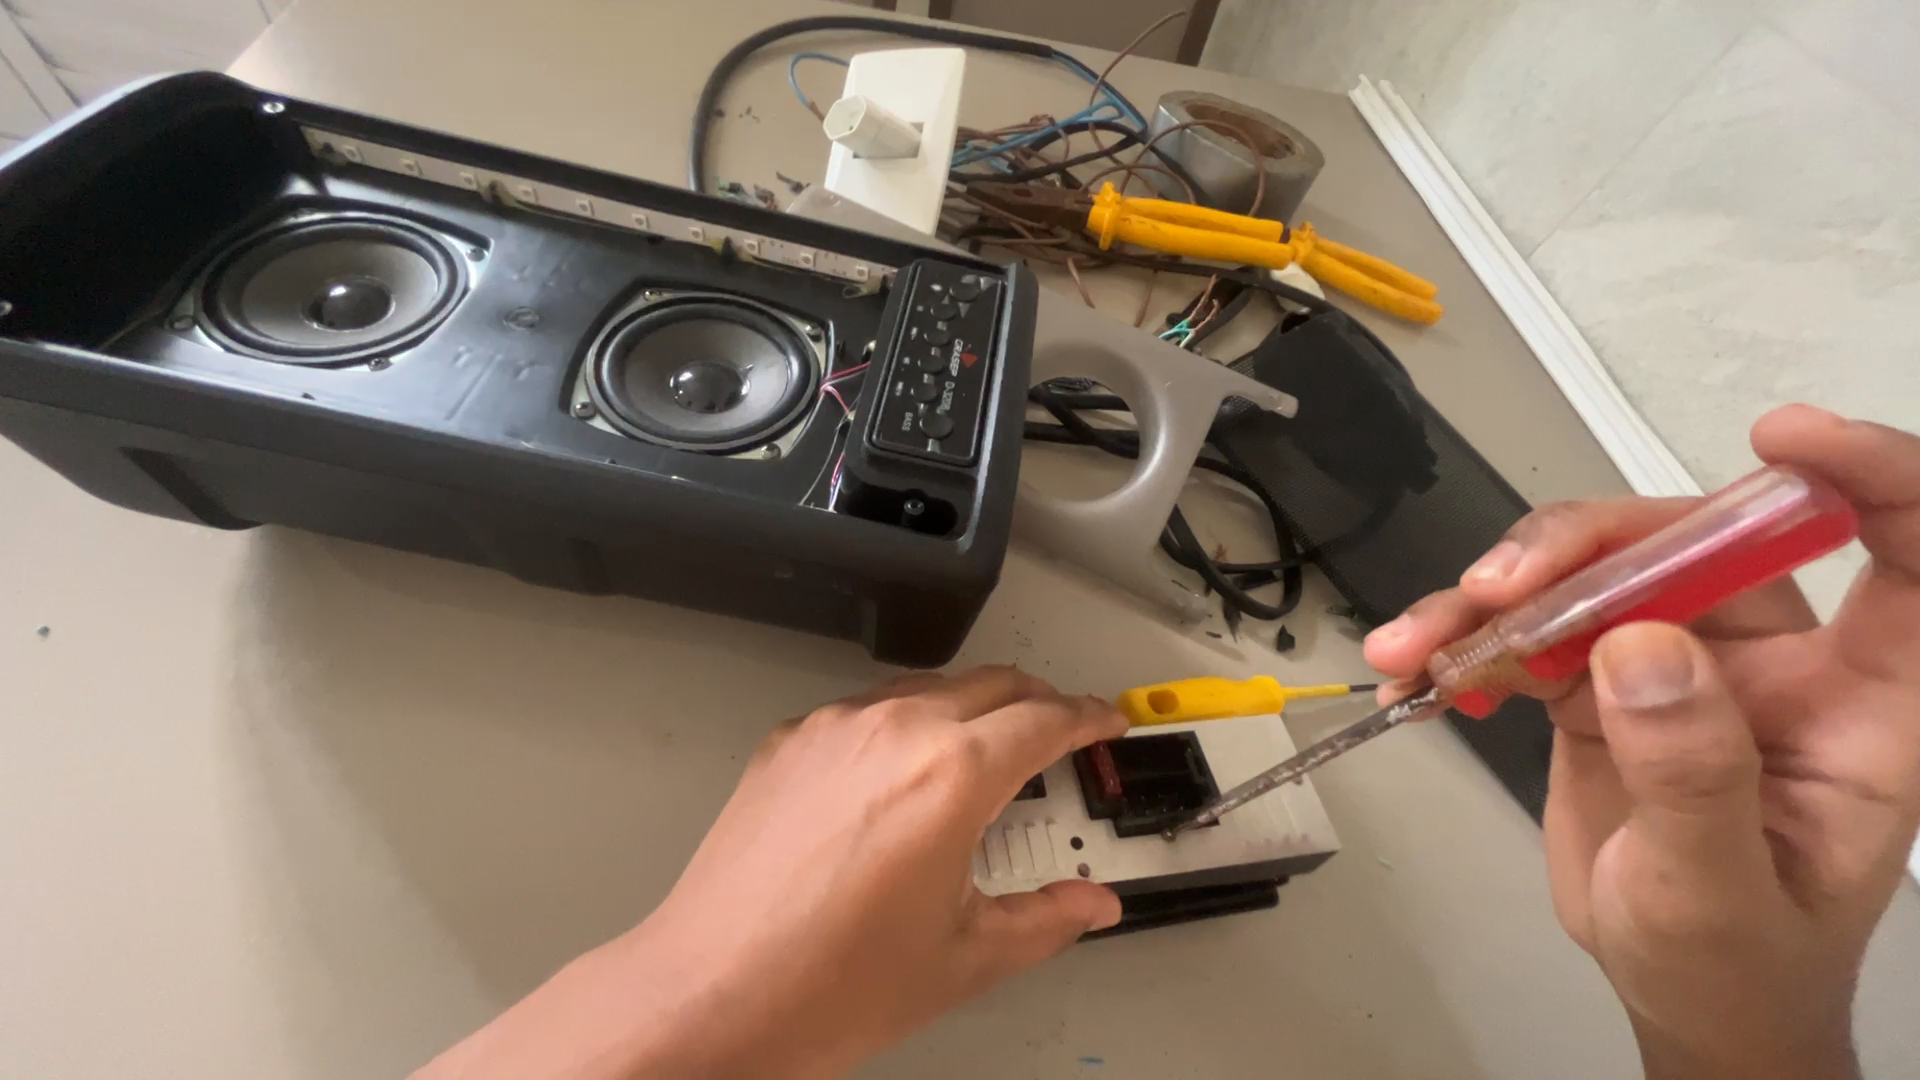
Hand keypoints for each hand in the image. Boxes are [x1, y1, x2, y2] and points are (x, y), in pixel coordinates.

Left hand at [415, 667, 1126, 1079]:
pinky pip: (871, 708)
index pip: (1045, 720)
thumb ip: (1045, 920)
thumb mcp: (963, 959)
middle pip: (994, 683)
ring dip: (974, 704)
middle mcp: (897, 729)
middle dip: (1039, 700)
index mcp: (952, 775)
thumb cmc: (836, 986)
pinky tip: (904, 768)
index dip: (1088, 717)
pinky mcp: (793, 736)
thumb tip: (1096, 905)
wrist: (707, 993)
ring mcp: (837, 725)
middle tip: (1061, 730)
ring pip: (931, 685)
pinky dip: (909, 720)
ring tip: (988, 747)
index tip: (1107, 720)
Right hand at [1366, 405, 1919, 1079]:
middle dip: (1568, 551)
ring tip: (1407, 647)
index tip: (1776, 437)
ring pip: (1569, 582)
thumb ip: (1694, 770)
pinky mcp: (1581, 678)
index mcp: (1854, 702)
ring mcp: (1660, 661)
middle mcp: (1759, 658)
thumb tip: (1638, 646)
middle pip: (1671, 546)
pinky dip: (1452, 647)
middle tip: (1486, 590)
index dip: (1869, 479)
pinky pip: (1511, 632)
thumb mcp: (1718, 886)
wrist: (1672, 985)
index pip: (1909, 561)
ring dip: (1476, 605)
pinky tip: (1409, 678)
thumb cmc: (1732, 956)